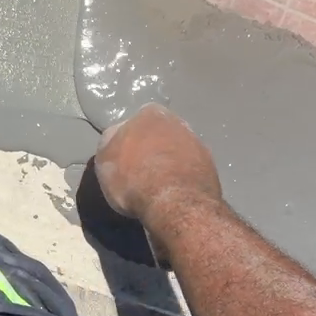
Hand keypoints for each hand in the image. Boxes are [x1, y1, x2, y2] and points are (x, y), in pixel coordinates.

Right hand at [92, 104, 220, 226]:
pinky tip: (173, 194)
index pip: (136, 122)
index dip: (129, 141)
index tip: (125, 159)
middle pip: (159, 134)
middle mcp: (177, 121)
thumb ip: (110, 142)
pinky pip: (190, 169)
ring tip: (158, 187)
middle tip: (141, 172)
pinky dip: (182, 178)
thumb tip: (116, 138)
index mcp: (149, 114)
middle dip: (152, 149)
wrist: (174, 202)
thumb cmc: (133, 178)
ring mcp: (197, 142)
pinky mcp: (211, 166)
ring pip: (177, 151)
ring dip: (169, 164)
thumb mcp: (105, 160)